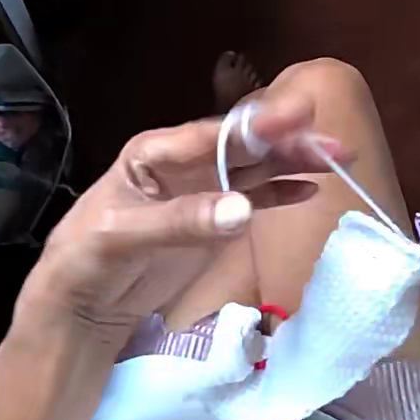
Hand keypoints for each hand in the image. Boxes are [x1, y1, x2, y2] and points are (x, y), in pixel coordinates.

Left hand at [14, 97, 350, 353]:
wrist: (83, 303)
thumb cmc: (87, 259)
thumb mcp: (123, 236)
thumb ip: (181, 221)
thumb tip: (242, 209)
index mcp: (154, 154)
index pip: (210, 135)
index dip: (255, 127)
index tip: (299, 116)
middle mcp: (183, 164)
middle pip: (242, 148)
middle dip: (286, 143)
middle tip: (334, 145)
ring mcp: (200, 192)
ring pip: (253, 170)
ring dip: (291, 164)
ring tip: (335, 159)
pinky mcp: (212, 222)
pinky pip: (252, 200)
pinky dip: (278, 194)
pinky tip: (306, 190)